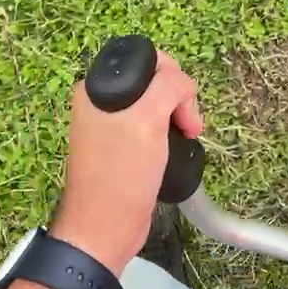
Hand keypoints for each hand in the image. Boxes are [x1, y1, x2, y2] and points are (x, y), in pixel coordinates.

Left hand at [50, 47, 203, 275]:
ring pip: (160, 100)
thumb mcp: (148, 119)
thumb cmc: (123, 172)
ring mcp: (113, 122)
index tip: (181, 105)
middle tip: (188, 124)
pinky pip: (156, 121)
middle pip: (157, 79)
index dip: (172, 76)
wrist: (106, 229)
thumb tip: (182, 83)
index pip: (148, 59)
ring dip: (180, 113)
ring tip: (190, 135)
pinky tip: (180, 142)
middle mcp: (103, 99)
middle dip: (179, 97)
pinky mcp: (125, 143)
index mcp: (97, 86)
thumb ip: (168, 86)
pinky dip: (172, 127)